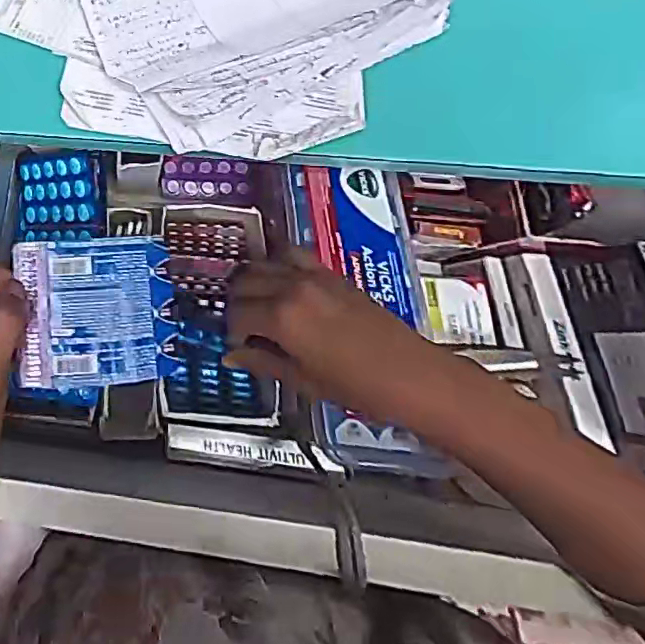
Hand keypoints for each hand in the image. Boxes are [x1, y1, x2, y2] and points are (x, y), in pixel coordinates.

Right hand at [224, 248, 465, 426]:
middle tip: (243, 326)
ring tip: (257, 303)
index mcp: (281, 317)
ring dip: (253, 280)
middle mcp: (291, 287)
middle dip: (236, 303)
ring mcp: (312, 275)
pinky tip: (282, 284)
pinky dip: (278, 265)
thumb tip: (232, 355)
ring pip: (262, 263)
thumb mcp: (303, 381)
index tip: (238, 344)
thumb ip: (262, 362)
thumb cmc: (358, 387)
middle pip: (244, 282)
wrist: (413, 375)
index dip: (231, 331)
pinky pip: (292, 256)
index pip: (236, 314)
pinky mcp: (330, 272)